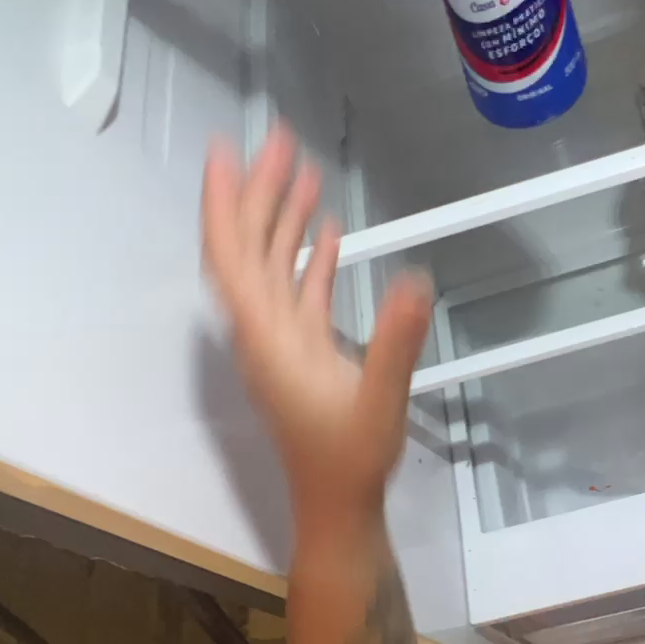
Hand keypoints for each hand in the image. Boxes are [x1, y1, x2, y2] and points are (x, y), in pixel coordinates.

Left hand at [201, 124, 432, 523]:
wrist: (339, 501)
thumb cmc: (351, 457)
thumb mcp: (379, 400)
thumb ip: (396, 342)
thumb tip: (417, 280)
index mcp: (269, 337)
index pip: (234, 257)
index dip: (227, 202)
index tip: (228, 151)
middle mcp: (266, 332)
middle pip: (252, 250)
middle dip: (262, 194)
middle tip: (283, 142)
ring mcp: (284, 342)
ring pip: (273, 267)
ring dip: (284, 220)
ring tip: (305, 173)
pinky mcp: (304, 353)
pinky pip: (298, 293)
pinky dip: (309, 259)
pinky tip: (329, 234)